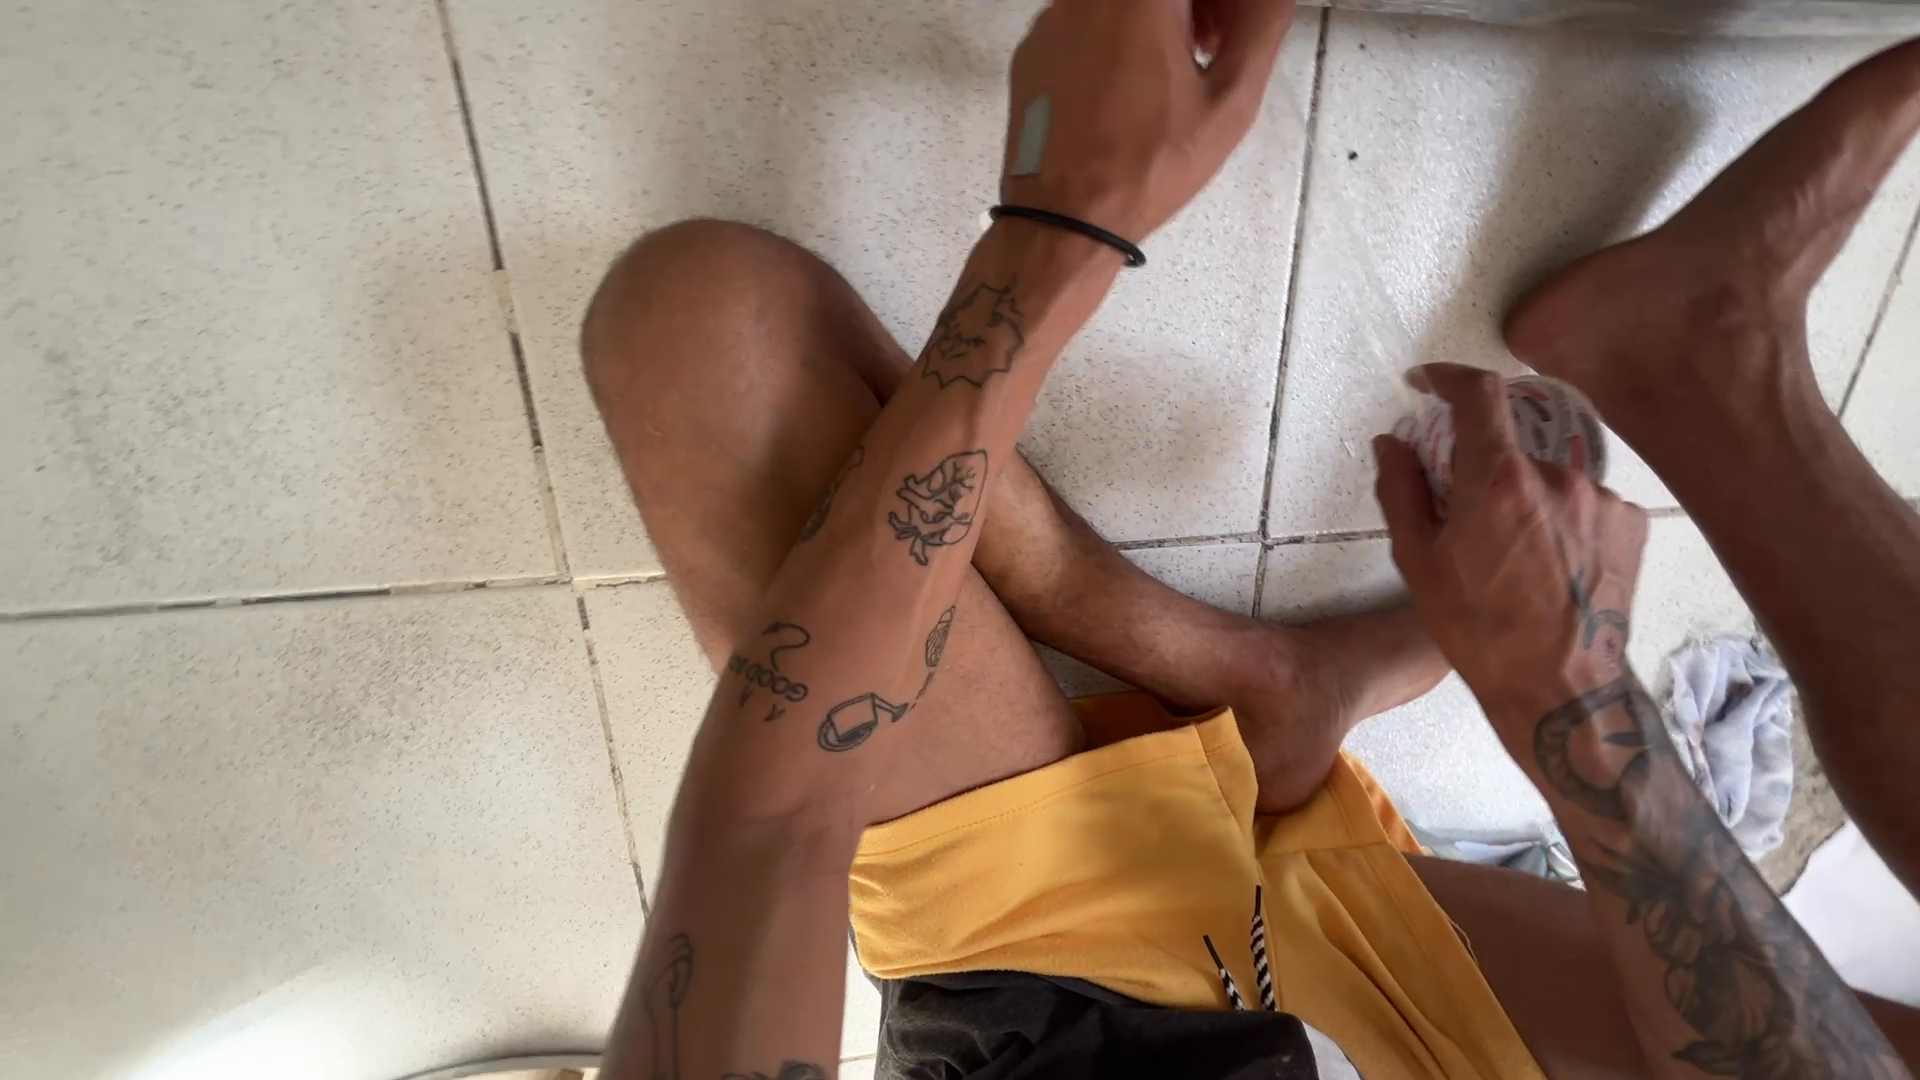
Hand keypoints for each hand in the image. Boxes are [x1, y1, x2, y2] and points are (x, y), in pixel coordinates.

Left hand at [1002, 0, 1295, 241]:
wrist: (1062, 222)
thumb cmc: (1142, 172)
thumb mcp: (1230, 100)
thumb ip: (1263, 22)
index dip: (1225, 3)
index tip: (1232, 27)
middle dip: (1193, 5)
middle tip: (1211, 45)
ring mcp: (1052, 20)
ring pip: (1117, 0)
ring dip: (1154, 19)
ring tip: (1168, 76)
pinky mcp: (1031, 54)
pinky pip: (1083, 26)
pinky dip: (1110, 42)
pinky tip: (1124, 93)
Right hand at [1373, 364, 1650, 741]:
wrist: (1558, 684)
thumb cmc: (1474, 625)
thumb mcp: (1416, 559)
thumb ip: (1401, 489)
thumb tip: (1391, 443)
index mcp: (1498, 482)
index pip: (1479, 396)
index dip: (1450, 377)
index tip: (1428, 380)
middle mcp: (1558, 476)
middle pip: (1507, 445)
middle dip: (1477, 466)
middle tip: (1459, 515)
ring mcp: (1603, 497)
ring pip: (1543, 475)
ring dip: (1517, 494)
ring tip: (1505, 552)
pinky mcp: (1631, 521)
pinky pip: (1580, 498)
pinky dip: (1554, 514)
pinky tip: (1544, 560)